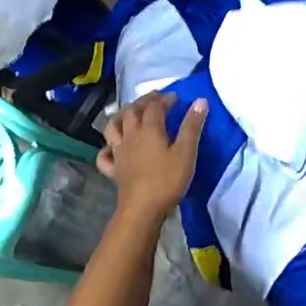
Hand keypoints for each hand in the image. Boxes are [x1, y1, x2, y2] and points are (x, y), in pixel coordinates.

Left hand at [98, 93, 206, 216]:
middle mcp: (130, 136)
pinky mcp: (113, 169)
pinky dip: (107, 147)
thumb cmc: (167, 180)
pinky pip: (105, 155)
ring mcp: (118, 152)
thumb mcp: (186, 152)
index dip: (164, 99)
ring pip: (113, 127)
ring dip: (121, 116)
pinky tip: (112, 148)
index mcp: (148, 129)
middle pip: (131, 112)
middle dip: (143, 102)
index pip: (154, 107)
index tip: (176, 98)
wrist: (142, 208)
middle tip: (154, 100)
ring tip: (130, 115)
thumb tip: (200, 101)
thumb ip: (192, 126)